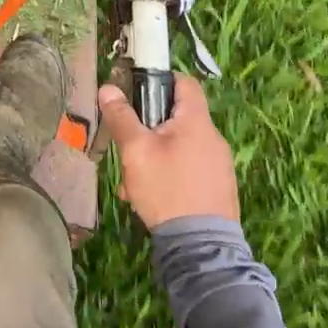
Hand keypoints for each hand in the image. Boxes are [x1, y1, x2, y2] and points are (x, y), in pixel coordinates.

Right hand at [97, 74, 241, 226]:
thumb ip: (121, 117)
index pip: (185, 82)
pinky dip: (167, 171)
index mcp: (196, 123)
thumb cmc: (167, 188)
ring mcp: (218, 166)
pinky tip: (148, 193)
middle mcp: (213, 139)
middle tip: (127, 140)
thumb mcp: (135, 150)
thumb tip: (108, 89)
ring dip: (153, 152)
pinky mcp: (217, 188)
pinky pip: (187, 167)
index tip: (136, 89)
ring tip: (133, 175)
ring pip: (179, 144)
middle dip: (148, 124)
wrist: (201, 248)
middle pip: (177, 116)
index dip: (161, 78)